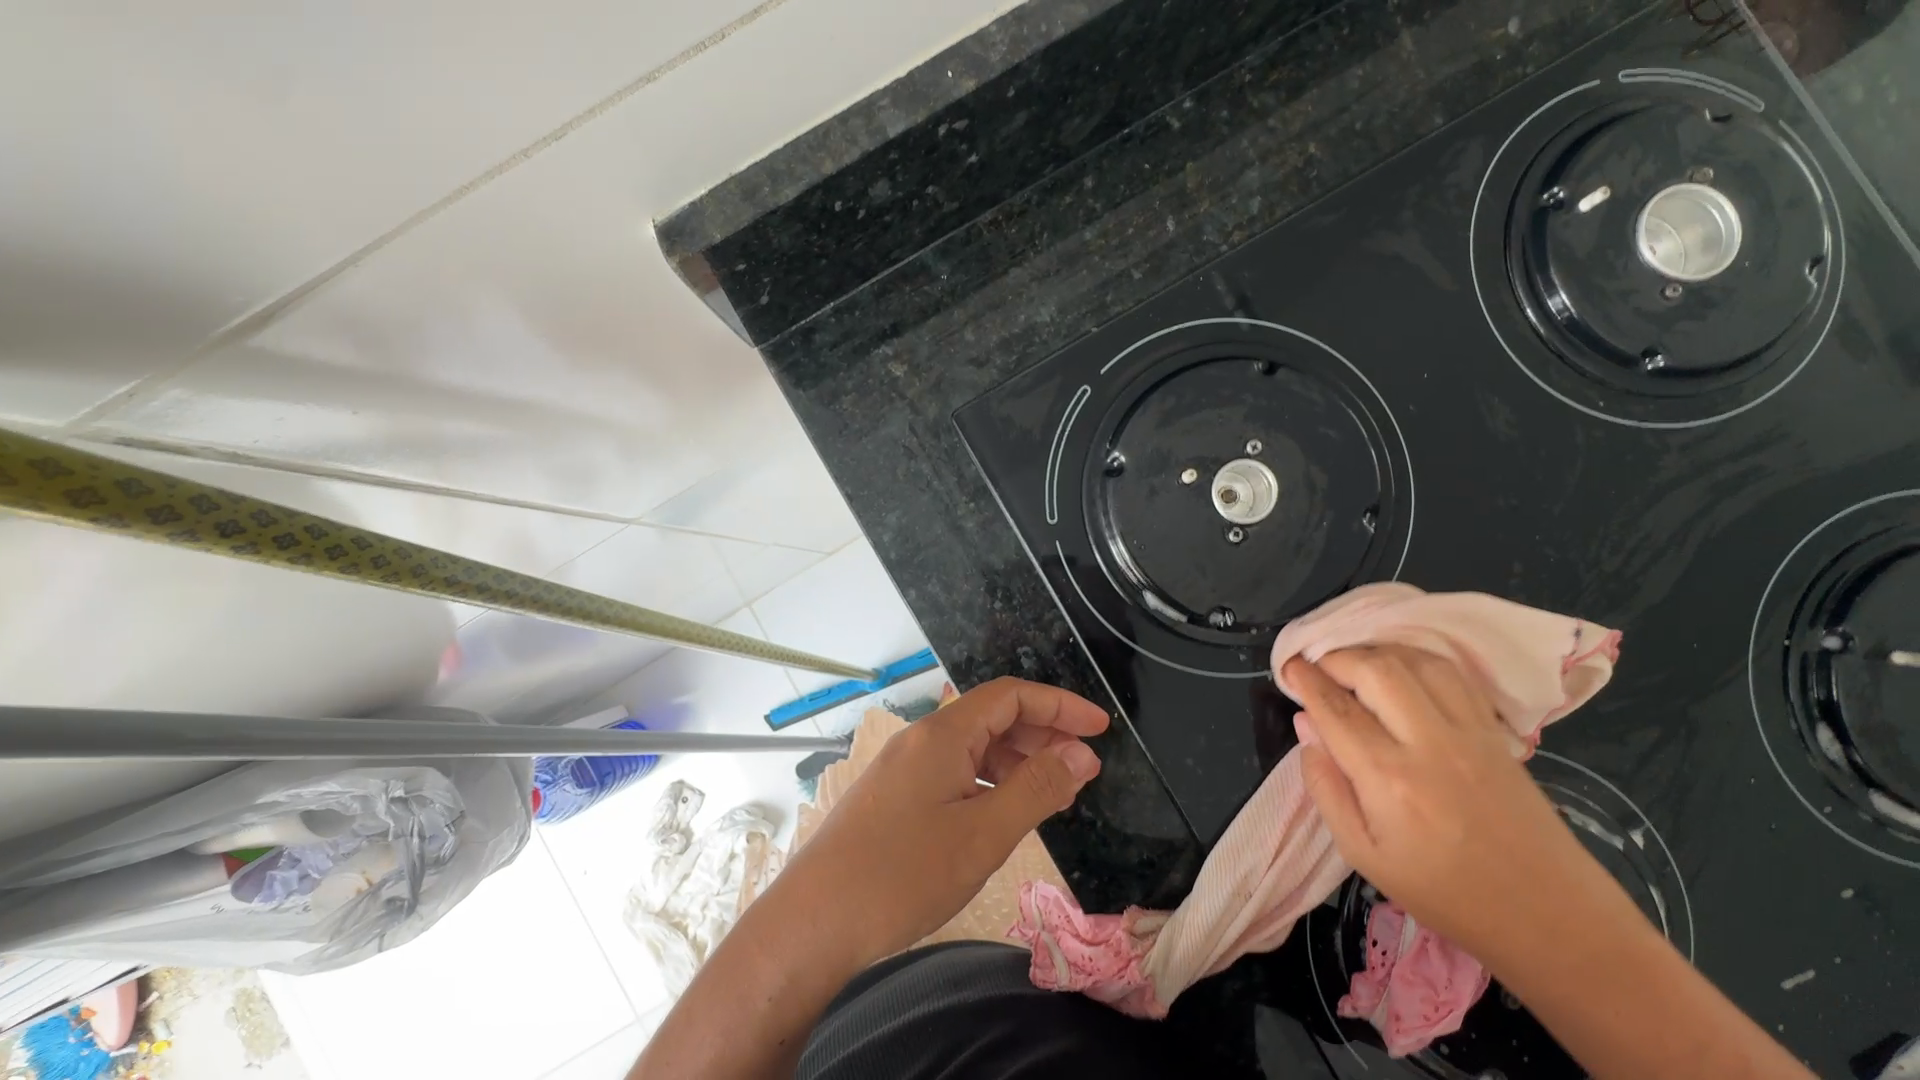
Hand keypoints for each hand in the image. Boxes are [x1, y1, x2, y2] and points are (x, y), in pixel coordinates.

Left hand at [778, 677, 1107, 965]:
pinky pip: (953, 774)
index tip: (1101, 727)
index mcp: (942, 735)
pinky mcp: (893, 799)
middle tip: (1085, 766)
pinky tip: (1005, 813)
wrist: (813, 923)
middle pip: (991, 718)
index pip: (1011, 696)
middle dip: (1043, 734)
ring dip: (1017, 762)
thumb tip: (1080, 754)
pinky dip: (988, 784)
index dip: (1060, 705)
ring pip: (972, 749)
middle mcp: (920, 741)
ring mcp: (902, 770)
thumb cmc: (904, 875)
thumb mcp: (983, 834)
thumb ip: (1037, 789)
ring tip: (1055, 792)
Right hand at [1282, 646, 1635, 964]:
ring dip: (1378, 652)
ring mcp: (1469, 733)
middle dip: (1338, 657)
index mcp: (1388, 779)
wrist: (1545, 912)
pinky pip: (1454, 676)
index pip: (1336, 709)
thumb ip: (1326, 787)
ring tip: (1355, 663)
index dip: (1306, 681)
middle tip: (1318, 665)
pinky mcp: (1495, 733)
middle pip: (1377, 671)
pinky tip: (1402, 670)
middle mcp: (1429, 743)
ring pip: (1418, 662)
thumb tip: (1305, 727)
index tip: (1288, 668)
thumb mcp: (1362, 855)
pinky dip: (1419, 660)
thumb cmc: (1443, 893)